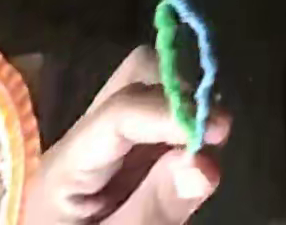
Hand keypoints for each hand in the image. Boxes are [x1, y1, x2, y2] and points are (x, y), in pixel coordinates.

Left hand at [23, 47, 230, 224]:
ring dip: (185, 101)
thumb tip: (206, 162)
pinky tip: (199, 146)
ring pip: (149, 84)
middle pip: (135, 75)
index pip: (121, 111)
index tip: (219, 130)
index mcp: (67, 165)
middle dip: (180, 90)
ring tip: (212, 138)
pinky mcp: (124, 155)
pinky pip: (158, 113)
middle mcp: (85, 137)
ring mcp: (105, 141)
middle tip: (216, 130)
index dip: (171, 112)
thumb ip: (153, 211)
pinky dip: (184, 120)